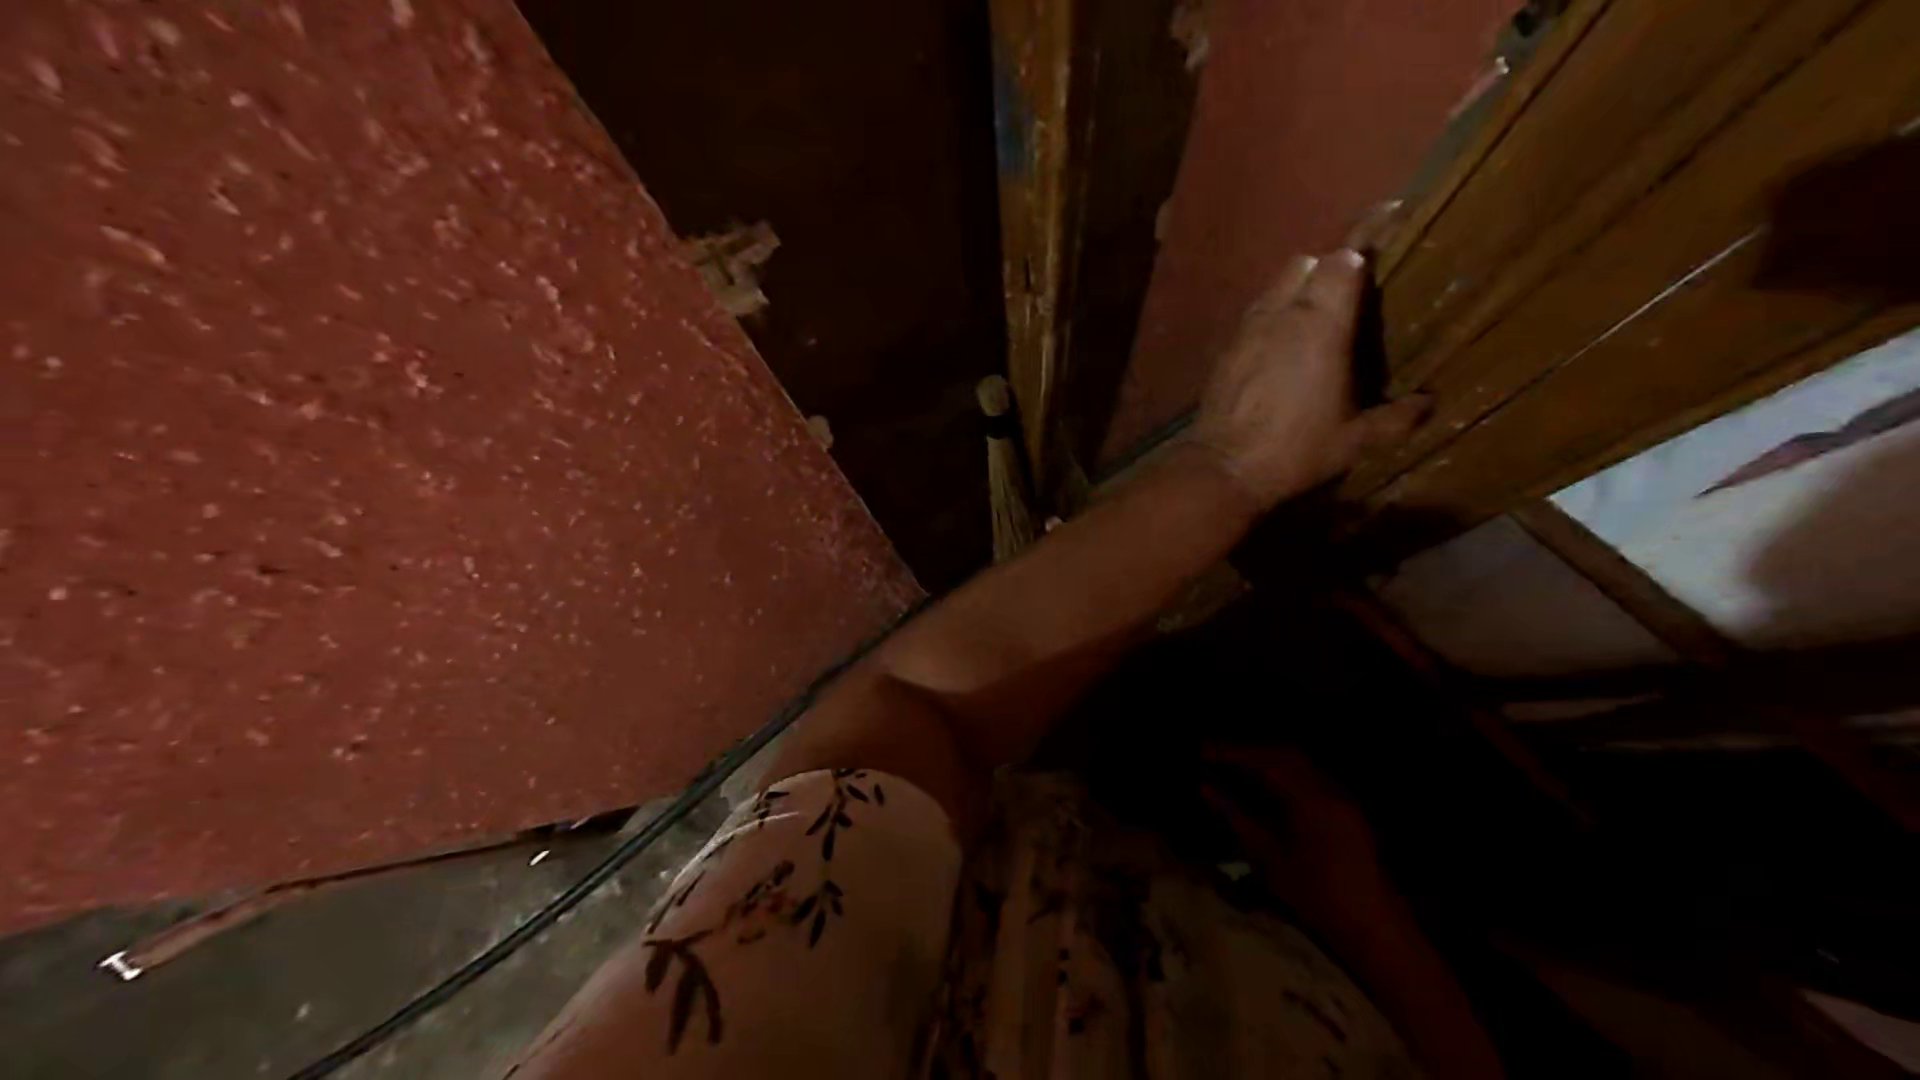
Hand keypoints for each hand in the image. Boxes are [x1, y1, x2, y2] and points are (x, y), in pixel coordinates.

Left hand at [1187, 246, 1426, 507]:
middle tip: (1349, 289)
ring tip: (1314, 316)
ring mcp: (1245, 331)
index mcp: (1320, 323)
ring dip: (1295, 290)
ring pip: (1273, 288)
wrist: (1223, 467)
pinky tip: (1279, 345)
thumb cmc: (1295, 450)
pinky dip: (1270, 316)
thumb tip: (1426, 403)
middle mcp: (1280, 315)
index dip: (1365, 242)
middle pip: (1305, 264)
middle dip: (1328, 267)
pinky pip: (1252, 316)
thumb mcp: (1355, 439)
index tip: (1389, 226)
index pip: (1343, 260)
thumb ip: (1395, 418)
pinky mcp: (1224, 350)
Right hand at [1202, 744, 1393, 930]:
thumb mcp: (1270, 860)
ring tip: (1236, 770)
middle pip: (1285, 754)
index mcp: (1311, 799)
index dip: (1231, 754)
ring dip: (1268, 762)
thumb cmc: (1318, 899)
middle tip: (1217, 757)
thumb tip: (1205, 789)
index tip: (1204, 753)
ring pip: (1300, 765)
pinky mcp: (1347, 812)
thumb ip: (1237, 818)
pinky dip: (1285, 775)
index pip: (1265, 762)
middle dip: (1249, 753)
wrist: (1375, 930)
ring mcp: (1342, 800)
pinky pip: (1312, 779)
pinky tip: (1266, 789)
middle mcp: (1330, 791)